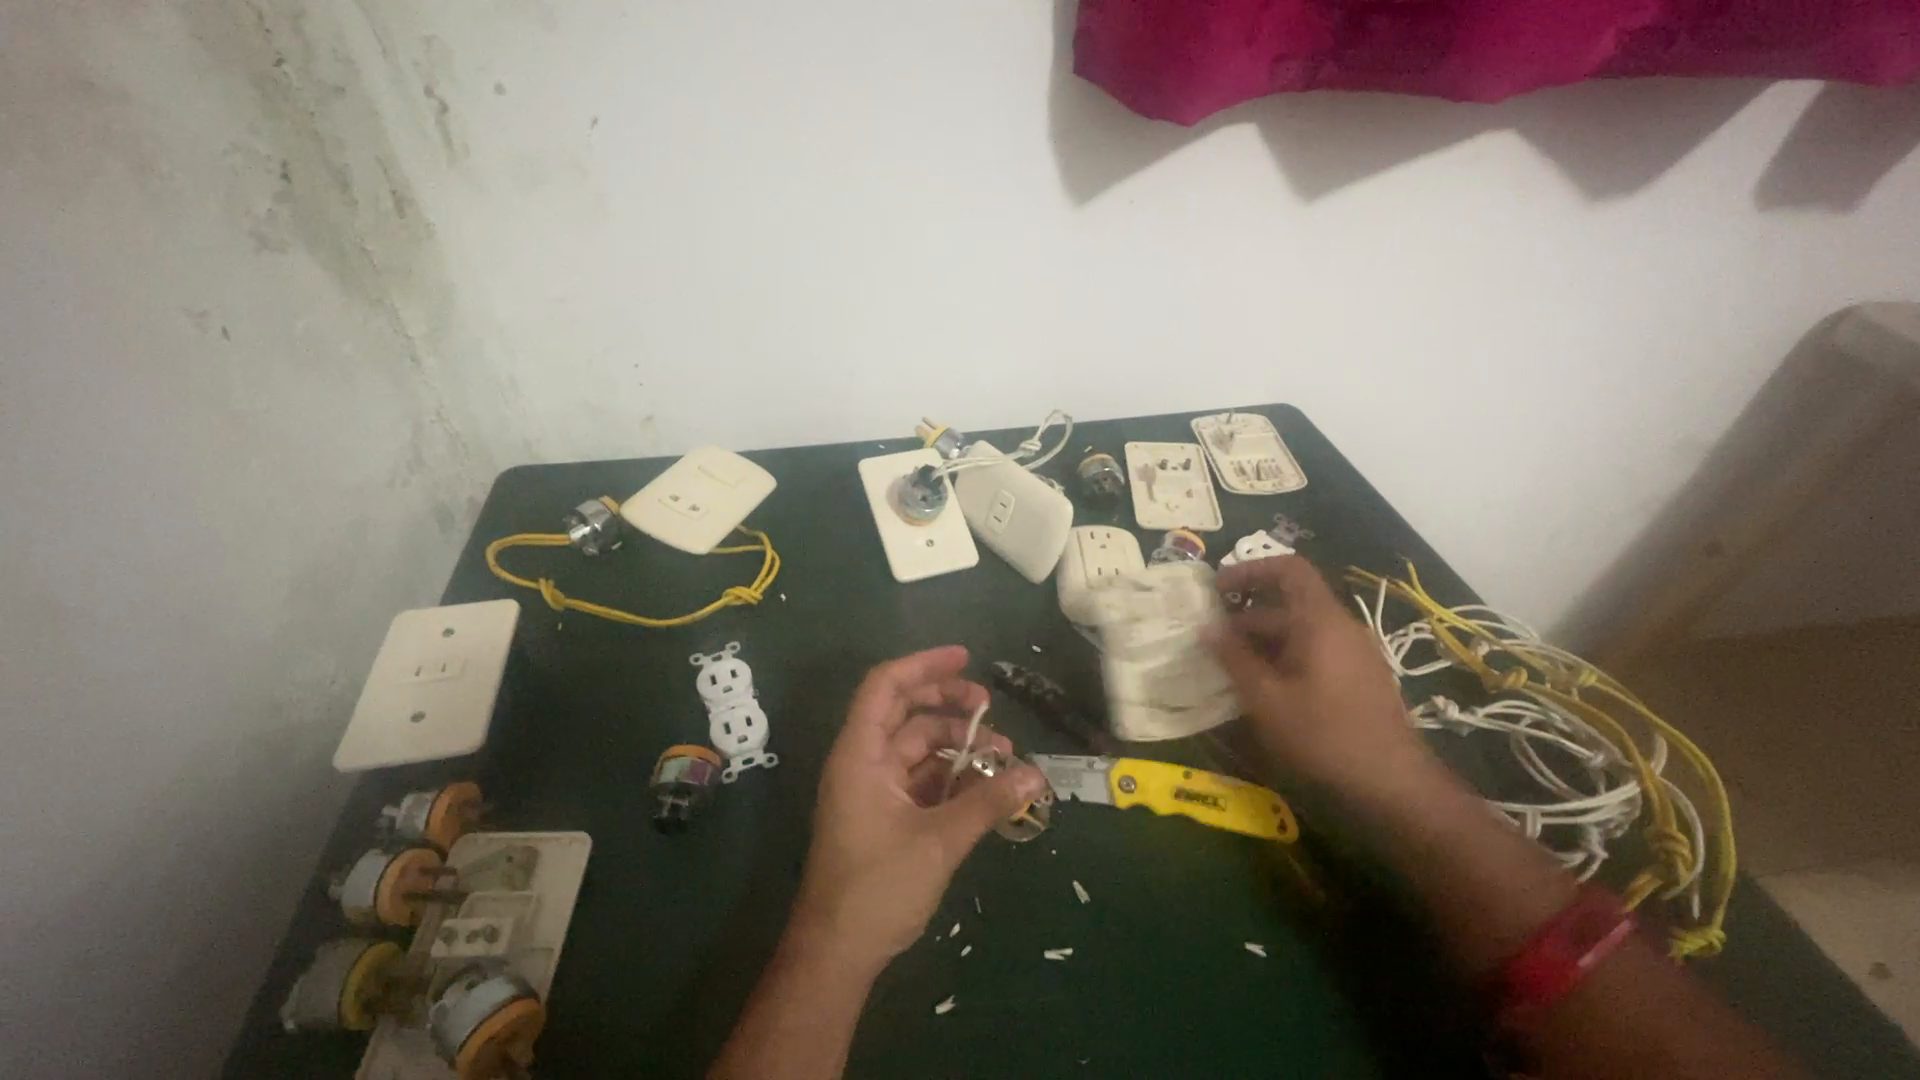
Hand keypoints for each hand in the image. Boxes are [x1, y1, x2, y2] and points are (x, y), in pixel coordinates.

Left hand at [789, 646, 1048, 974]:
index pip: (885, 687)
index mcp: (860, 754)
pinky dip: (952, 777)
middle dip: (949, 705)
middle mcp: (864, 763)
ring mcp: (874, 791)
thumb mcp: (939, 841)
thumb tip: (1035, 774)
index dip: (924, 665)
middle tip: (990, 706)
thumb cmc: (877, 888)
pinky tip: (987, 787)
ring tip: (1002, 756)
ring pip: (918, 749)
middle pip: (905, 713)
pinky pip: (922, 781)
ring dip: (958, 747)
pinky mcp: (886, 817)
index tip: (966, 658)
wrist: (838, 952)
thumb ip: (988, 803)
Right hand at [1207, 556, 1441, 799]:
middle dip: (1246, 617)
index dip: (1250, 570)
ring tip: (1229, 669)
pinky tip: (1262, 691)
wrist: (1393, 784)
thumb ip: (1234, 659)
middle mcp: (1341, 628)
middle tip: (1211, 641)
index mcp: (1321, 621)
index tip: (1217, 589)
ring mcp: (1354, 654)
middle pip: (1289, 604)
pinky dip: (1283, 659)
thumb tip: (1207, 628)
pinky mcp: (1358, 679)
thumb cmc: (1325, 734)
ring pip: (1300, 632)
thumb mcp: (1267, 699)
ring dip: (1262, 643)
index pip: (1289, 569)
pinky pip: (1314, 653)